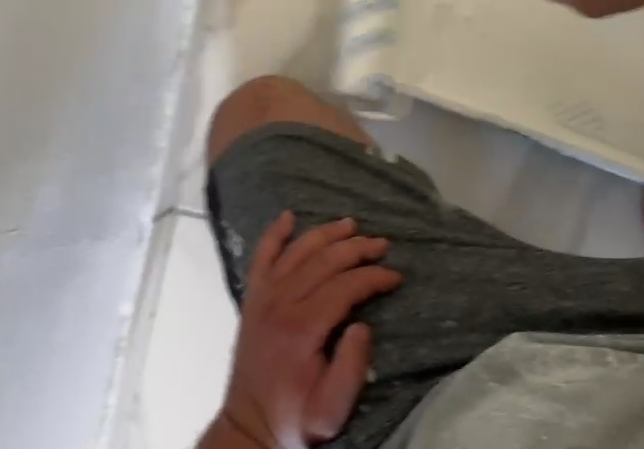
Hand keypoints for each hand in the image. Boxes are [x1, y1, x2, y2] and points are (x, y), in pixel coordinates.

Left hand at [207, 213, 401, 448]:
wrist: (249, 426)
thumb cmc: (295, 420)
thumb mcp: (331, 411)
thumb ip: (351, 368)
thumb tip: (362, 325)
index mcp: (301, 328)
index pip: (343, 287)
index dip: (372, 277)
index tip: (395, 276)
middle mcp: (280, 303)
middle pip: (322, 261)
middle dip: (356, 248)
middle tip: (382, 244)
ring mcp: (263, 297)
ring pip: (297, 251)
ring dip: (326, 233)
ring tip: (352, 224)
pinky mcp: (252, 298)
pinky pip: (261, 256)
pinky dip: (274, 233)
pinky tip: (288, 216)